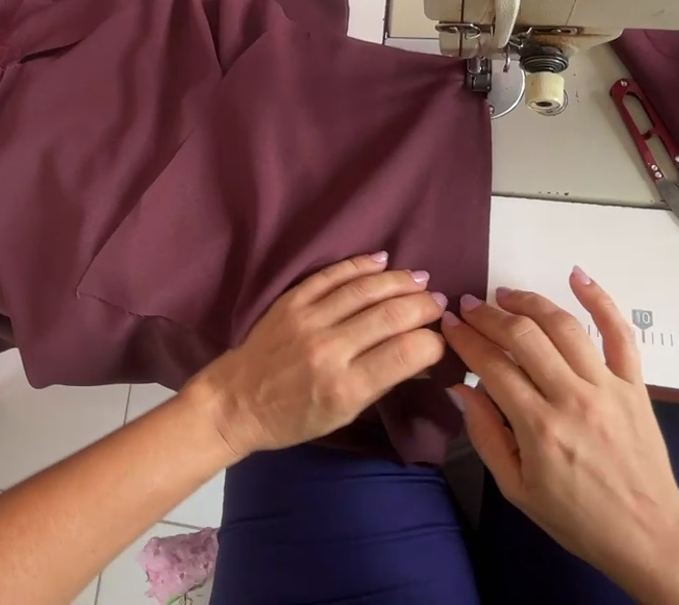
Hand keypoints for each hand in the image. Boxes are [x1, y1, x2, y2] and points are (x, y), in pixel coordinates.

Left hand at [181, 251, 447, 459]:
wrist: (237, 400)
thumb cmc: (293, 417)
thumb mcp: (343, 415)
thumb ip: (381, 382)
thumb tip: (419, 355)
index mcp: (346, 387)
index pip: (406, 354)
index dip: (432, 341)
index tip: (441, 335)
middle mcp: (329, 349)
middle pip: (389, 315)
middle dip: (422, 305)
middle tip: (438, 301)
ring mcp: (308, 320)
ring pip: (364, 289)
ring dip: (398, 280)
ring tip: (419, 278)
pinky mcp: (292, 301)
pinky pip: (331, 275)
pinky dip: (359, 265)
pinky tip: (381, 261)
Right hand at [442, 270, 678, 602]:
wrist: (651, 537)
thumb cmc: (577, 518)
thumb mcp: (516, 489)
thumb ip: (485, 435)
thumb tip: (459, 387)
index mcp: (539, 426)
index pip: (492, 364)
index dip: (465, 338)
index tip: (449, 323)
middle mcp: (572, 397)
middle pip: (523, 337)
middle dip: (488, 315)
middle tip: (469, 305)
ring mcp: (607, 387)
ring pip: (564, 326)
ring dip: (529, 302)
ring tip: (505, 294)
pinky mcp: (635, 385)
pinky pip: (620, 334)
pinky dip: (600, 300)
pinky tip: (576, 275)